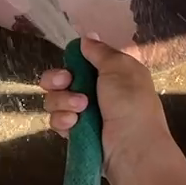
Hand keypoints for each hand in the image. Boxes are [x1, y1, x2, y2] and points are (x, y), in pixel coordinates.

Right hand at [41, 37, 173, 175]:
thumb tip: (88, 36)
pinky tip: (74, 125)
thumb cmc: (130, 104)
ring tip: (79, 111)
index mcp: (110, 73)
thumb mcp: (119, 69)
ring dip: (63, 102)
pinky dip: (62, 121)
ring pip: (54, 100)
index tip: (70, 67)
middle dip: (58, 81)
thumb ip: (99, 52)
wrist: (131, 148)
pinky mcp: (74, 132)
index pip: (78, 62)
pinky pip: (56, 121)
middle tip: (67, 85)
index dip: (70, 63)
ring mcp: (83, 113)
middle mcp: (95, 91)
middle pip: (59, 79)